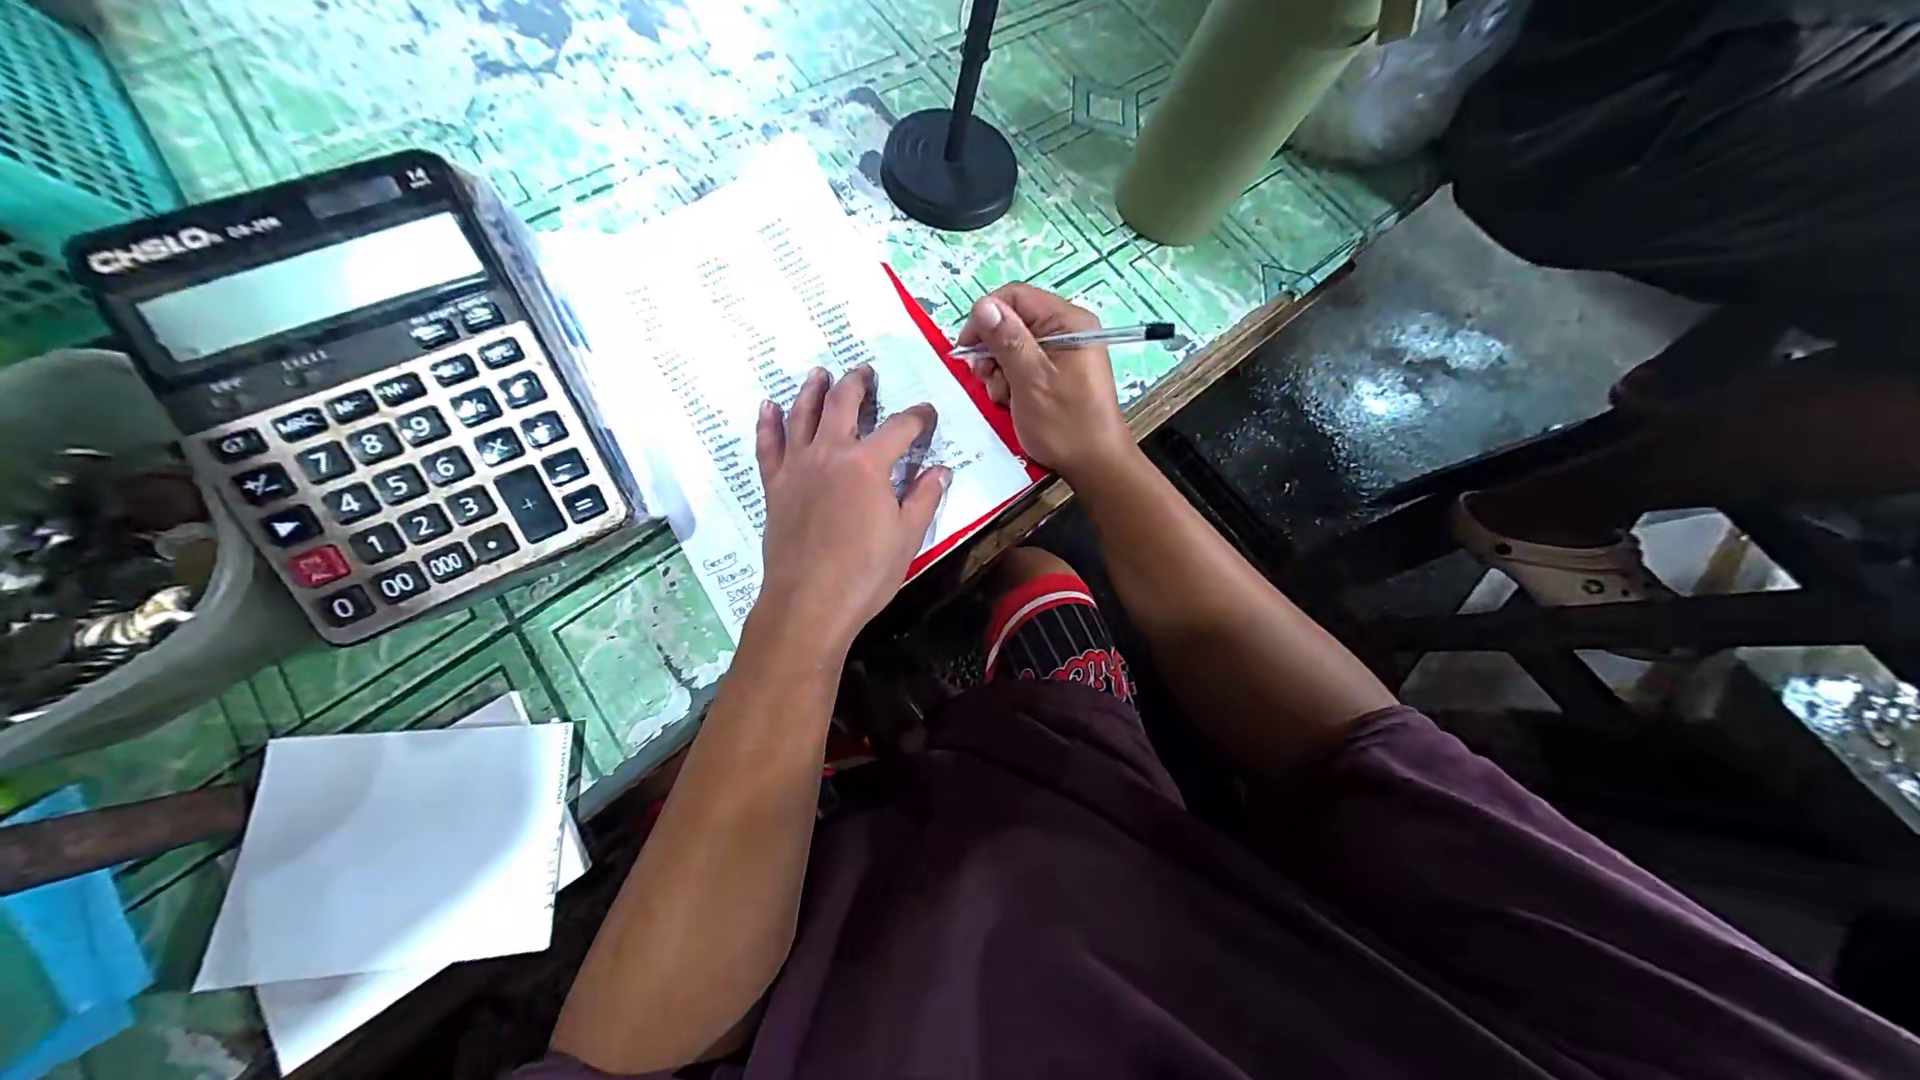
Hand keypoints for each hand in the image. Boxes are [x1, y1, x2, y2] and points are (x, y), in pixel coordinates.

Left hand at [752, 366, 949, 654]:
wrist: (809, 602)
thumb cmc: (866, 573)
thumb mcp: (907, 536)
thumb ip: (924, 497)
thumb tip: (941, 470)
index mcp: (868, 464)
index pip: (900, 427)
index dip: (918, 417)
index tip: (927, 414)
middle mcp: (831, 453)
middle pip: (844, 404)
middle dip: (858, 384)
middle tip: (865, 372)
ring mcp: (798, 467)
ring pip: (803, 415)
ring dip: (813, 390)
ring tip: (820, 373)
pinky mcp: (775, 486)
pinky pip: (768, 446)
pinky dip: (768, 424)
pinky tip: (768, 406)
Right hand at [954, 283, 1134, 484]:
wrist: (1095, 465)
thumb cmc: (1066, 425)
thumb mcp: (1032, 381)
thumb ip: (1008, 341)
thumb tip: (983, 306)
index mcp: (1067, 322)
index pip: (1015, 297)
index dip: (986, 318)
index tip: (969, 349)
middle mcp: (1066, 330)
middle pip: (1012, 322)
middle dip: (992, 350)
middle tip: (987, 380)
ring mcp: (1062, 352)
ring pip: (1013, 346)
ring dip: (999, 371)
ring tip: (1003, 397)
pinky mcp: (1056, 373)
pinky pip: (1023, 366)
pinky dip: (1010, 382)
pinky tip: (1011, 402)